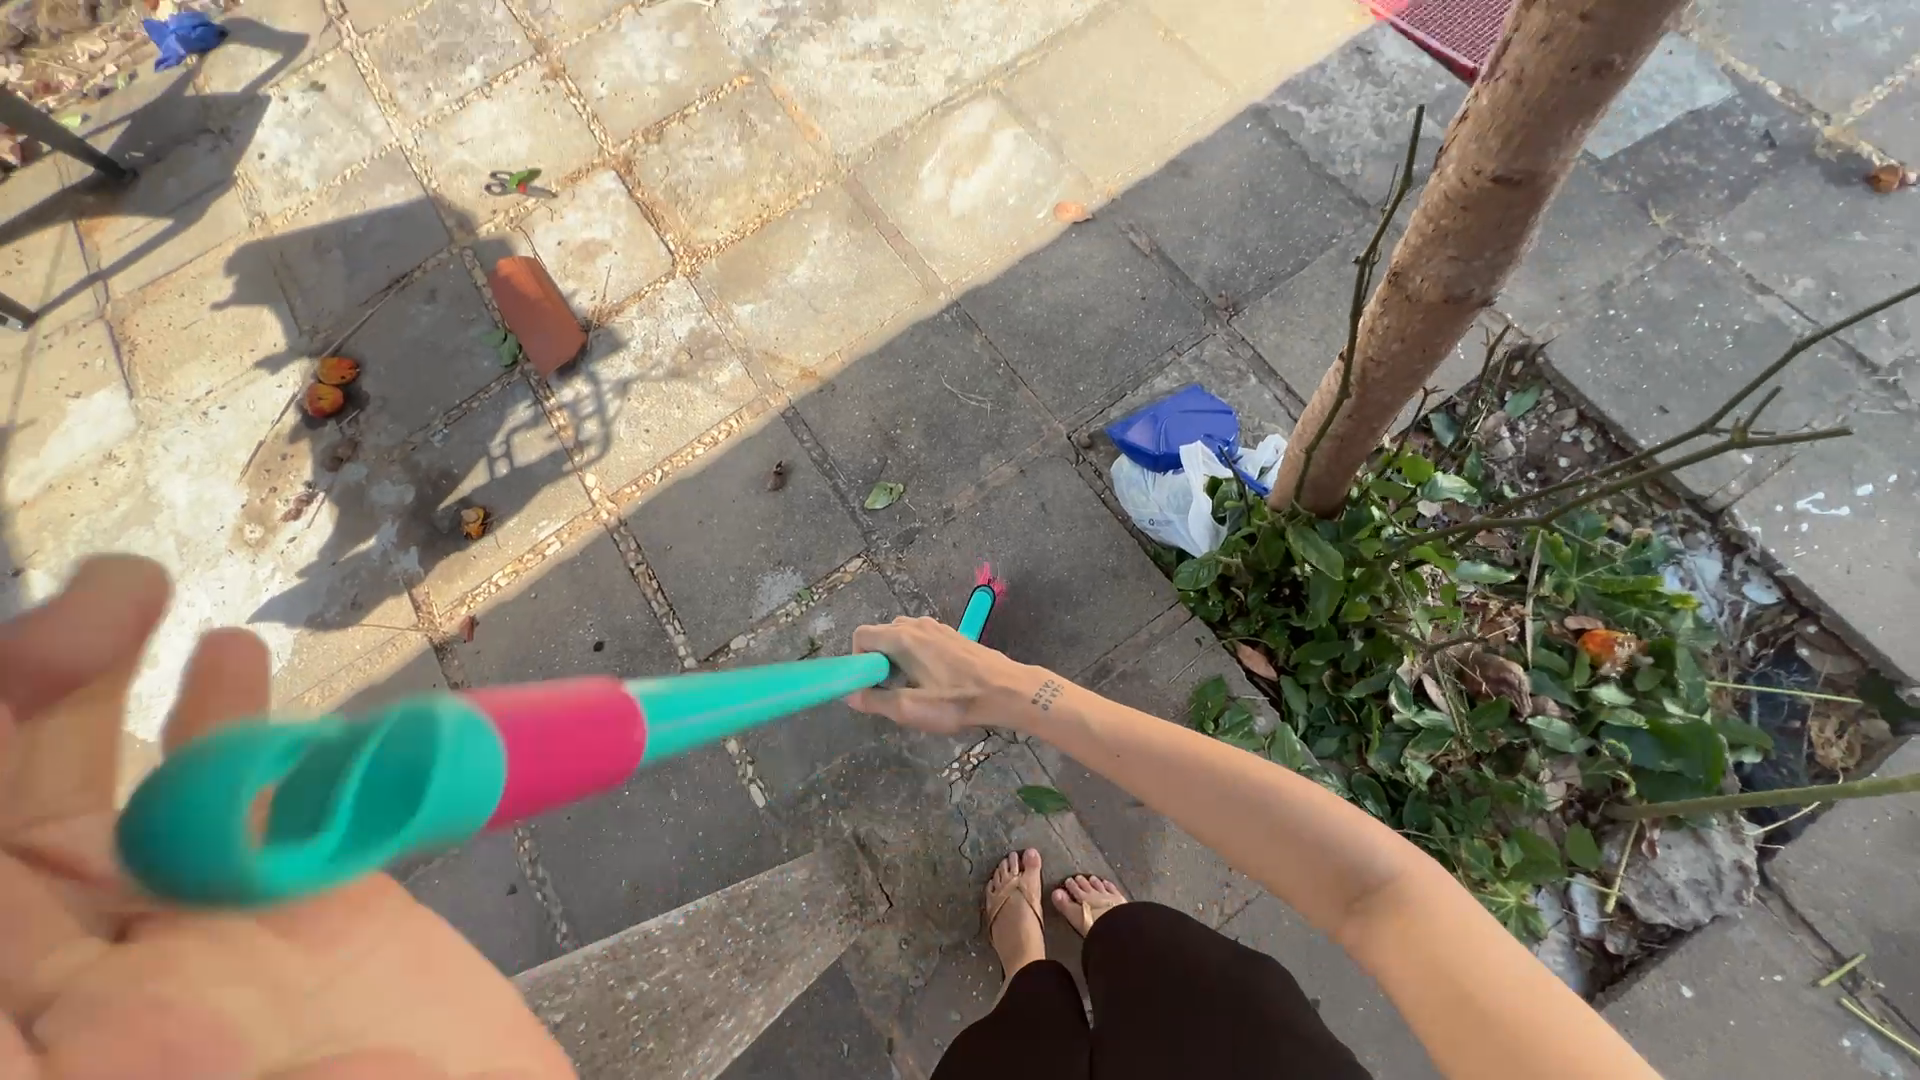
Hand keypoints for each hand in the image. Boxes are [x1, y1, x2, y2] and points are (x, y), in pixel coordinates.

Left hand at [1, 556, 572, 1079]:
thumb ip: (17, 1032)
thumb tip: (6, 886)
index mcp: (4, 1030)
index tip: (49, 660)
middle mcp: (64, 971)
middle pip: (7, 810)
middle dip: (31, 690)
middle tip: (113, 599)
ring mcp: (193, 927)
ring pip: (114, 792)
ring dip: (109, 688)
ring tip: (142, 598)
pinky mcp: (305, 894)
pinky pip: (252, 798)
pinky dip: (232, 723)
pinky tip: (231, 661)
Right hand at [844, 616, 1057, 734]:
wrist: (1005, 689)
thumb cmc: (957, 700)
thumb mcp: (911, 709)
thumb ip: (876, 702)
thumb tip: (850, 696)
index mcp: (902, 638)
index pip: (861, 635)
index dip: (857, 659)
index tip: (871, 684)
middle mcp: (916, 625)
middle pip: (881, 635)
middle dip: (878, 661)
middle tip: (893, 689)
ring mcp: (936, 626)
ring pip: (902, 637)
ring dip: (898, 658)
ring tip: (914, 686)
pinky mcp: (952, 634)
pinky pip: (921, 639)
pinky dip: (916, 655)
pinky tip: (935, 679)